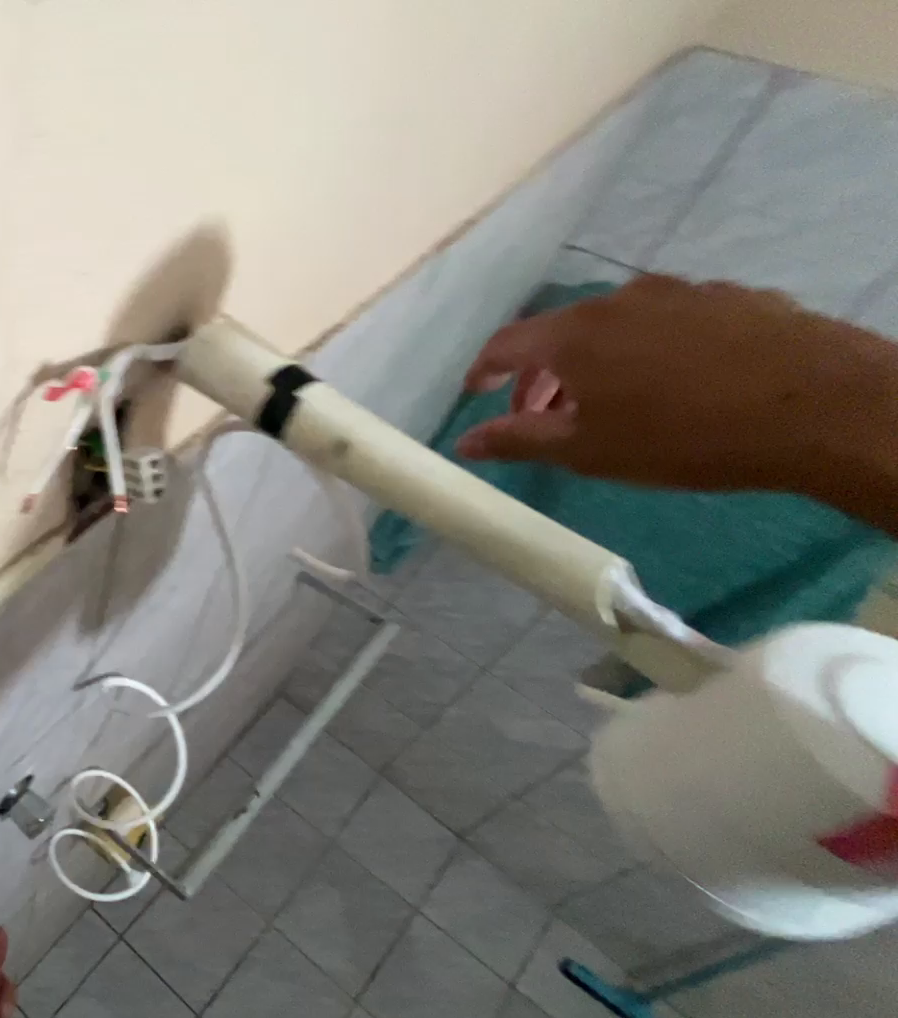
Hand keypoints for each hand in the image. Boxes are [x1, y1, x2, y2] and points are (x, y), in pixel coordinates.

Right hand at [457, 275, 897, 509]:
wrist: (829, 411)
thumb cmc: (682, 436)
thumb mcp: (585, 450)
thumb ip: (516, 440)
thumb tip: (463, 442)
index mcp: (574, 334)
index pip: (505, 343)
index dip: (483, 370)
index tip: (476, 393)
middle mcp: (621, 300)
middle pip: (560, 332)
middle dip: (541, 373)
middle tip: (541, 414)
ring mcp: (685, 293)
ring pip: (617, 324)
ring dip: (596, 360)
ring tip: (609, 401)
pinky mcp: (739, 298)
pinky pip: (672, 321)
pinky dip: (652, 348)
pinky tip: (675, 384)